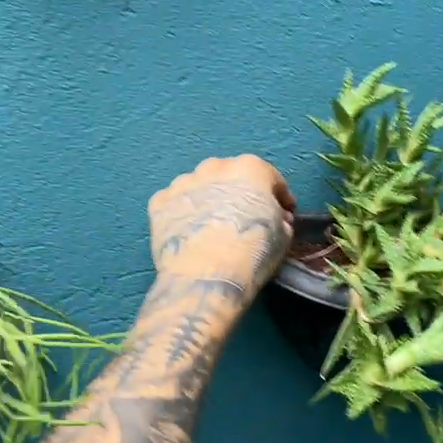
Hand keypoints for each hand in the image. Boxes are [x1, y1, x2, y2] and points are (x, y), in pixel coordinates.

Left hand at [148, 155, 296, 292]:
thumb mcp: (283, 235)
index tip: (283, 214)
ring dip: (209, 200)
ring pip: (201, 186)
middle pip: (232, 176)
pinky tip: (190, 233)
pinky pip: (176, 203)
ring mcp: (183, 182)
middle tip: (245, 219)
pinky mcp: (159, 202)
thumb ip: (280, 218)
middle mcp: (215, 167)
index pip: (271, 179)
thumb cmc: (253, 252)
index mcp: (251, 168)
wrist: (207, 276)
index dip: (279, 198)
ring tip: (213, 227)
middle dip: (240, 193)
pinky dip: (184, 213)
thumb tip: (276, 218)